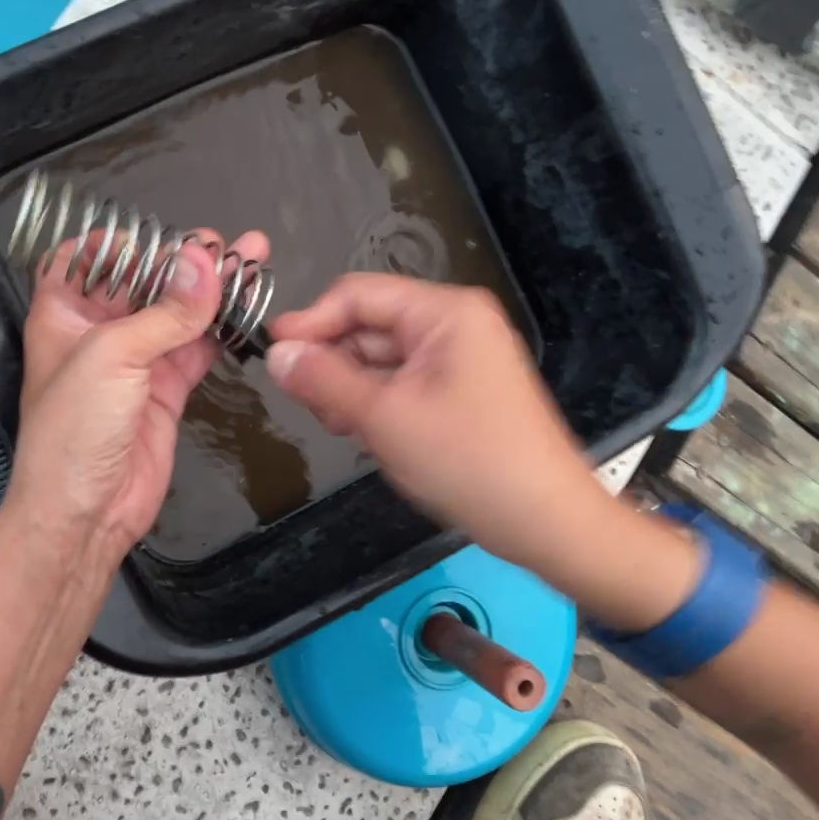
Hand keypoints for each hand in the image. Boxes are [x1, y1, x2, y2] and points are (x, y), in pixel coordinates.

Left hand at [2, 230, 270, 562]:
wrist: (85, 513)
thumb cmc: (72, 431)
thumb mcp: (113, 357)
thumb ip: (165, 311)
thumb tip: (205, 261)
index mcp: (63, 314)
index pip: (86, 260)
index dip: (119, 242)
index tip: (161, 231)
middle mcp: (97, 333)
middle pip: (142, 283)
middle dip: (181, 260)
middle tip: (226, 243)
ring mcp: (134, 362)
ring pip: (176, 313)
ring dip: (211, 290)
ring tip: (251, 260)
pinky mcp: (165, 390)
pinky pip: (196, 349)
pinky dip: (221, 329)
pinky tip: (247, 306)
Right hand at [264, 273, 608, 567]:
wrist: (549, 524)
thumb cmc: (470, 462)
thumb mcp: (384, 418)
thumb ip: (323, 379)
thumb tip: (274, 353)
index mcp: (443, 313)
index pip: (356, 295)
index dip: (310, 322)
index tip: (269, 355)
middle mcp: (452, 325)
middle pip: (367, 326)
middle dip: (332, 362)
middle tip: (306, 405)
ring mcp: (457, 360)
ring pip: (379, 359)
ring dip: (350, 388)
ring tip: (340, 426)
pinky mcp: (458, 392)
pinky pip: (400, 383)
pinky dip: (375, 404)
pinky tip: (365, 434)